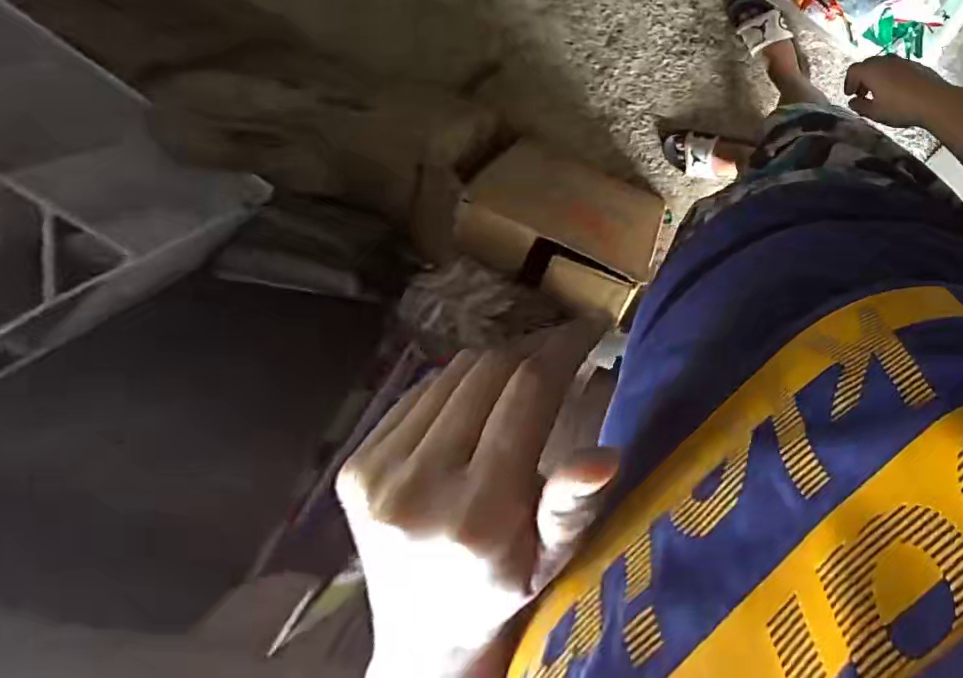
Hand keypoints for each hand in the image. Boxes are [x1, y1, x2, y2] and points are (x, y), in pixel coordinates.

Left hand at [338, 321, 617, 677]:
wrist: (422, 638)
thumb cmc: (508, 588)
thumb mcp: (555, 556)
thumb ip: (573, 503)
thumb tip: (606, 456)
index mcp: (477, 511)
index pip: (528, 390)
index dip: (566, 344)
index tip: (596, 325)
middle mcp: (417, 487)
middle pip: (491, 369)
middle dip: (539, 343)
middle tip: (571, 341)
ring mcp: (377, 474)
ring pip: (456, 371)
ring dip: (504, 356)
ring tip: (535, 364)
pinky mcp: (356, 466)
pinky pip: (424, 390)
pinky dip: (465, 380)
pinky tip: (487, 395)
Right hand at [844, 56, 962, 128]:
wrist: (935, 101)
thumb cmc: (901, 108)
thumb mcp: (877, 113)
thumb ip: (861, 107)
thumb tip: (853, 102)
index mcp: (871, 70)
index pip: (853, 71)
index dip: (849, 83)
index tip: (850, 95)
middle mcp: (884, 60)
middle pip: (867, 65)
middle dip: (862, 79)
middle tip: (863, 94)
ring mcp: (901, 60)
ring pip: (883, 65)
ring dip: (877, 77)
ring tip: (880, 93)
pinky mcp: (915, 64)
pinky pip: (897, 68)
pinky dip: (892, 76)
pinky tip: (898, 90)